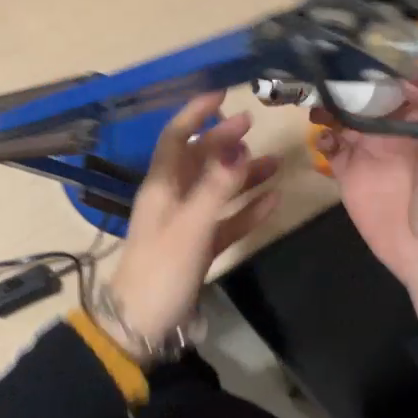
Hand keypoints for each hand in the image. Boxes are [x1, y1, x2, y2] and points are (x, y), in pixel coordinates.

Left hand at [102, 93, 280, 355]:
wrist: (142, 323)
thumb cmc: (162, 269)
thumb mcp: (191, 225)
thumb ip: (216, 186)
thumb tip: (239, 145)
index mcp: (161, 187)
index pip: (176, 138)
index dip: (195, 114)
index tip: (220, 94)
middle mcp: (172, 199)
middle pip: (198, 160)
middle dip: (224, 141)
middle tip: (254, 124)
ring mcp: (186, 224)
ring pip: (216, 190)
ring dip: (242, 175)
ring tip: (275, 162)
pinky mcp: (198, 249)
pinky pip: (226, 221)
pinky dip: (247, 210)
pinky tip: (273, 200)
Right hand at [312, 74, 417, 327]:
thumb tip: (410, 72)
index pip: (395, 80)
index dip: (374, 66)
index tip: (351, 53)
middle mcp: (393, 128)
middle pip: (362, 95)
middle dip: (342, 83)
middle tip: (319, 73)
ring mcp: (369, 150)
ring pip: (342, 117)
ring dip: (328, 107)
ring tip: (314, 104)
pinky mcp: (348, 174)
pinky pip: (330, 148)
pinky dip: (322, 139)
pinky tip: (322, 141)